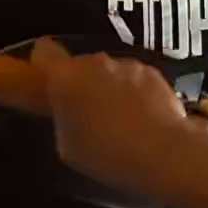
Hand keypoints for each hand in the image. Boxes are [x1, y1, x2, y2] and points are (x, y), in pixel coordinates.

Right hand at [28, 37, 207, 197]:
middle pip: (81, 65)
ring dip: (110, 87)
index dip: (43, 62)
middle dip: (82, 83)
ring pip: (110, 72)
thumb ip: (63, 120)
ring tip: (120, 120)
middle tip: (87, 113)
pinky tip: (144, 118)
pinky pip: (135, 79)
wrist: (164, 152)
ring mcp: (127, 64)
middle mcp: (95, 62)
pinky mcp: (154, 73)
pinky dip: (136, 92)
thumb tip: (69, 113)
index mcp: (66, 77)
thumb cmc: (107, 154)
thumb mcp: (67, 146)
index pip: (44, 52)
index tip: (44, 76)